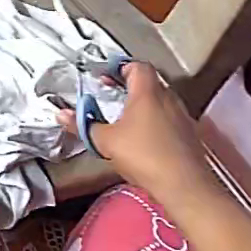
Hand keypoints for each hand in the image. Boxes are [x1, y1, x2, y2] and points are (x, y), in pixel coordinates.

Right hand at [59, 62, 224, 206]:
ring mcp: (182, 115)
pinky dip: (155, 121)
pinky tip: (143, 138)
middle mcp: (168, 98)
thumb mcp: (106, 141)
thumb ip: (83, 126)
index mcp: (148, 92)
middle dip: (129, 86)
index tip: (106, 76)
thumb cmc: (144, 155)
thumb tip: (61, 114)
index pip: (137, 66)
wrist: (184, 185)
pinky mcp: (189, 134)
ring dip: (143, 104)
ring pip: (160, 100)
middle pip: (149, 82)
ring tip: (125, 118)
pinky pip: (169, 118)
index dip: (121, 67)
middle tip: (111, 94)